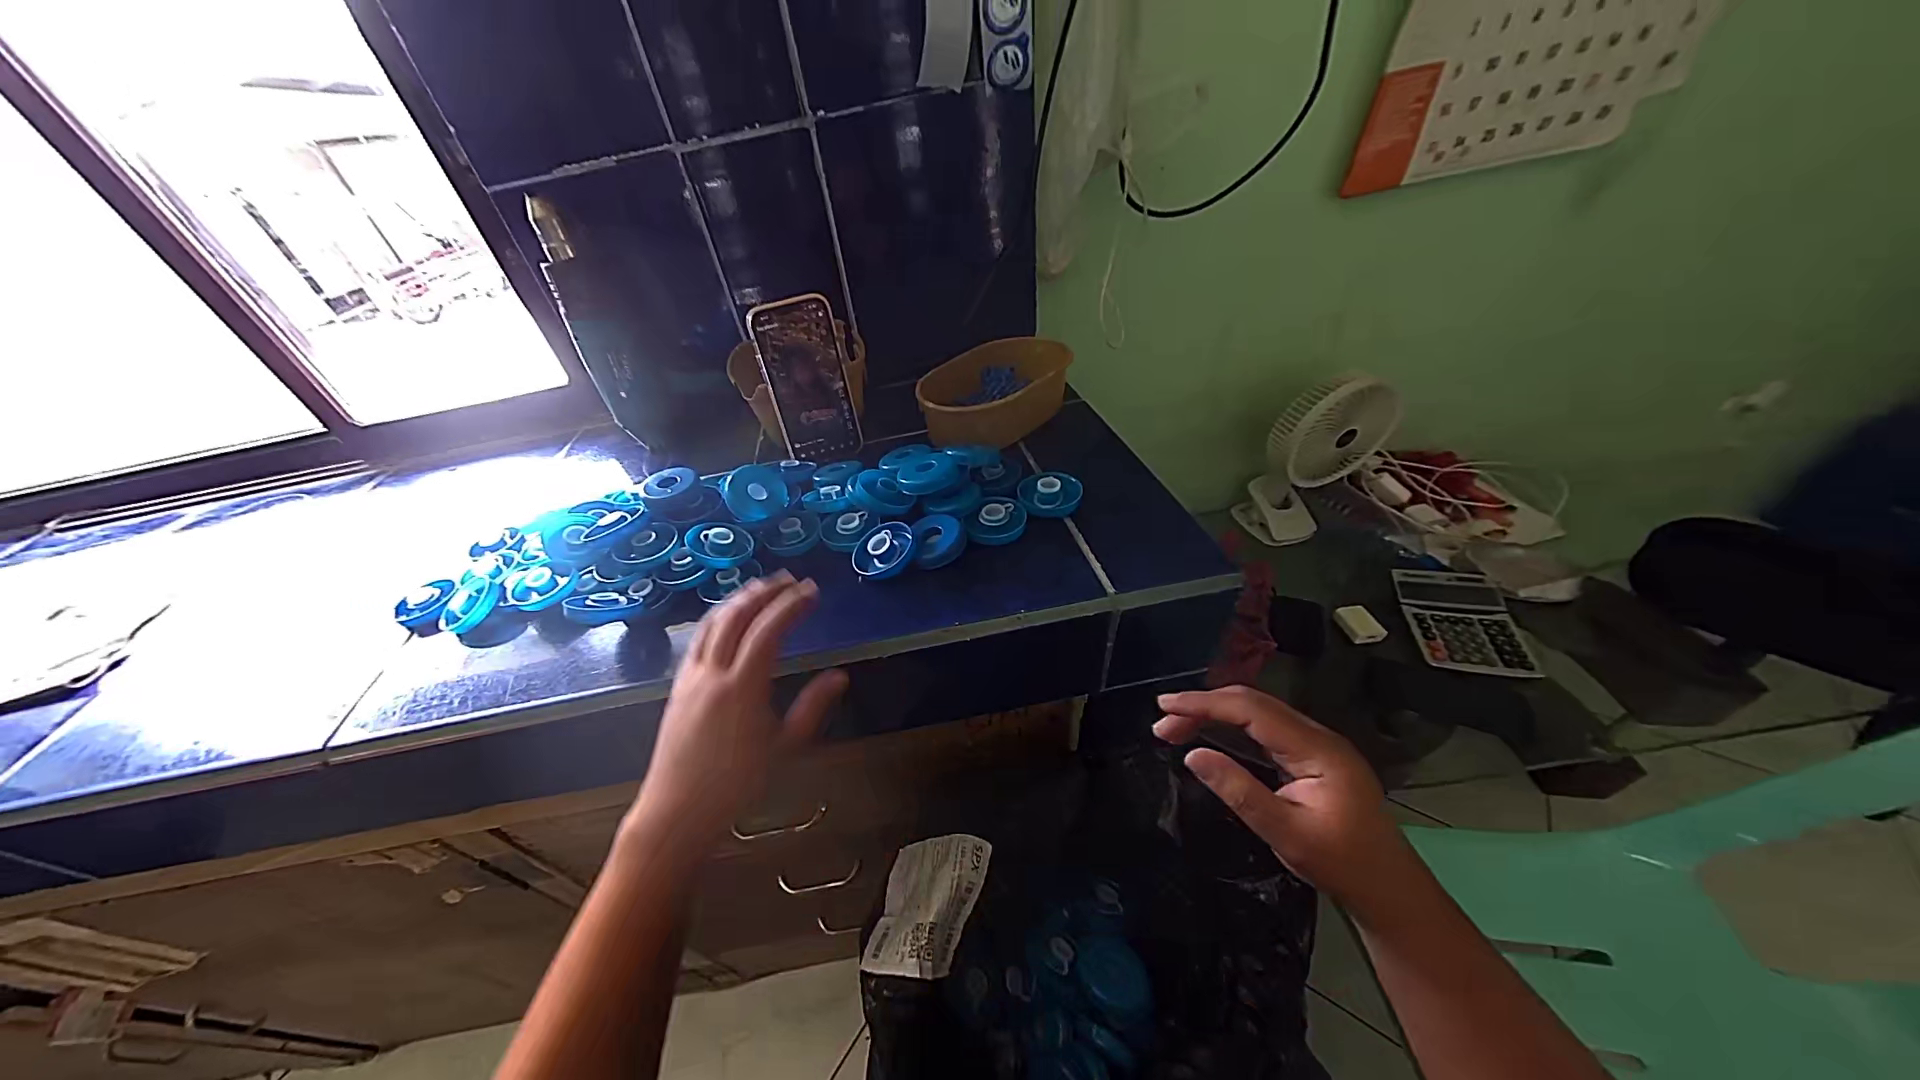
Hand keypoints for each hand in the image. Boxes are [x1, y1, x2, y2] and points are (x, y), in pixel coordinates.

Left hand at [628, 572, 847, 853]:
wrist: (677, 811)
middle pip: (738, 617)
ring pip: (713, 623)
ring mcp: (691, 677)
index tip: (812, 591)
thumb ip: (813, 707)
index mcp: (743, 686)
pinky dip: (717, 618)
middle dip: (766, 593)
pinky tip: (726, 619)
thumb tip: (840, 676)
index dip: (792, 605)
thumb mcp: (785, 748)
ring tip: (762, 588)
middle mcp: (713, 672)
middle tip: (790, 580)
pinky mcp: (678, 686)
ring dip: (739, 599)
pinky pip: (697, 639)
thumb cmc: (737, 785)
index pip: (769, 630)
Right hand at [1153, 686, 1413, 906]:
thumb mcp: (1285, 833)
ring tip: (1175, 727)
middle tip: (1162, 722)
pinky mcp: (1311, 755)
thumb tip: (1193, 755)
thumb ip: (1238, 791)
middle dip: (1203, 706)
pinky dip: (1231, 726)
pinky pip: (1264, 728)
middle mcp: (1318, 736)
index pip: (1251, 711)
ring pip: (1257, 712)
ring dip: (1215, 714)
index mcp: (1317, 750)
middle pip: (1253, 704)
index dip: (1204, 704)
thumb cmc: (1342, 864)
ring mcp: (1317, 744)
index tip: (1165, 706)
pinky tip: (1210, 733)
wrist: (1390, 889)